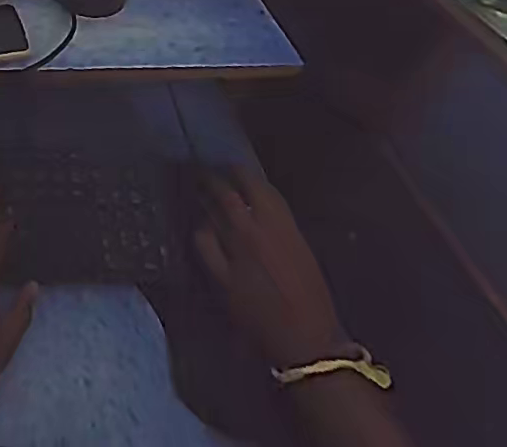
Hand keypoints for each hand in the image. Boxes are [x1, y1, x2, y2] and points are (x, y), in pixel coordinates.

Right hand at [194, 167, 346, 368]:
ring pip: (270, 192)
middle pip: (250, 185)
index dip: (209, 180)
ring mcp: (289, 230)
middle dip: (233, 172)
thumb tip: (202, 222)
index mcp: (244, 234)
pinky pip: (282, 206)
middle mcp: (267, 225)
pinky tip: (261, 197)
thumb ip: (209, 249)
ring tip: (238, 175)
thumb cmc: (259, 315)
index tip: (197, 172)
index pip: (224, 194)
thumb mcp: (223, 284)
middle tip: (219, 167)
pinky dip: (268, 193)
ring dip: (253, 180)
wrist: (309, 340)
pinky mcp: (302, 239)